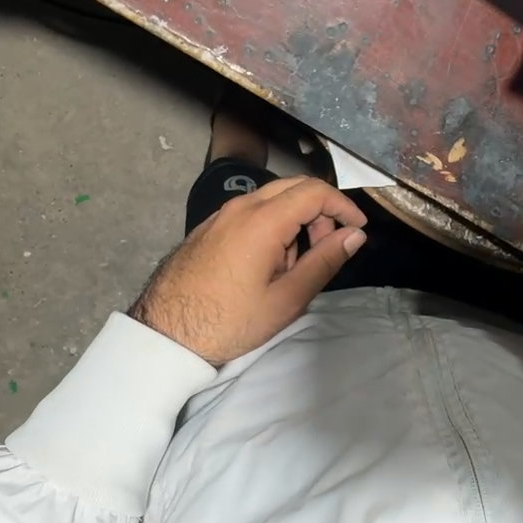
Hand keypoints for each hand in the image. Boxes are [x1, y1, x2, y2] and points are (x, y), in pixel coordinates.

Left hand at [133, 176, 366, 364]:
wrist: (164, 335)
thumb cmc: (230, 320)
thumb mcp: (287, 299)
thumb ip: (325, 261)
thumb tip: (355, 235)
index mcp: (263, 220)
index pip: (315, 192)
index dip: (343, 206)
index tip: (357, 229)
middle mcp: (241, 206)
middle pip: (295, 186)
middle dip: (321, 210)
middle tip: (328, 247)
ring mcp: (221, 214)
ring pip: (273, 198)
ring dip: (296, 219)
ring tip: (293, 265)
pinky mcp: (209, 227)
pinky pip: (252, 210)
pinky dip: (273, 224)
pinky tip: (268, 263)